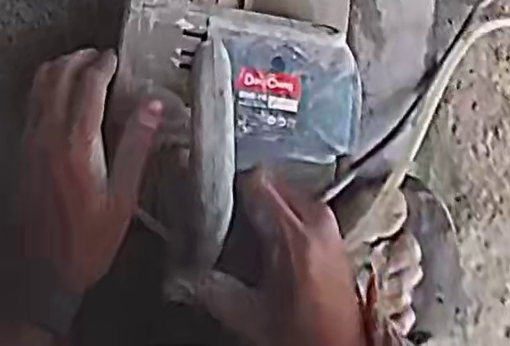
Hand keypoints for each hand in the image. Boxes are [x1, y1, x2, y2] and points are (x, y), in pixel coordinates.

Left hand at [16, 48, 162, 292]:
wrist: (38, 274)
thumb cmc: (86, 241)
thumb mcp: (122, 199)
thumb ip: (137, 147)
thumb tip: (153, 105)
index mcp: (77, 142)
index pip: (89, 84)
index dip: (103, 64)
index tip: (115, 58)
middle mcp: (49, 132)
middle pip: (60, 74)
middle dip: (81, 57)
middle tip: (100, 56)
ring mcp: (31, 138)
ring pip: (40, 82)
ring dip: (61, 65)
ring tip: (80, 64)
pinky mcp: (21, 147)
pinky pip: (32, 99)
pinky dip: (46, 82)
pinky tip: (60, 90)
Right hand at [178, 168, 365, 345]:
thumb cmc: (300, 338)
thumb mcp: (250, 317)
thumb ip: (211, 290)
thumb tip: (175, 279)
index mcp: (293, 236)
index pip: (255, 180)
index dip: (230, 186)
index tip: (215, 199)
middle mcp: (315, 221)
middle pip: (270, 180)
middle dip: (247, 194)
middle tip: (228, 217)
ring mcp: (328, 223)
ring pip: (284, 188)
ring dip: (265, 202)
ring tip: (249, 230)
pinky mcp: (334, 230)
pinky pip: (299, 202)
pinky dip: (281, 211)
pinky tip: (270, 238)